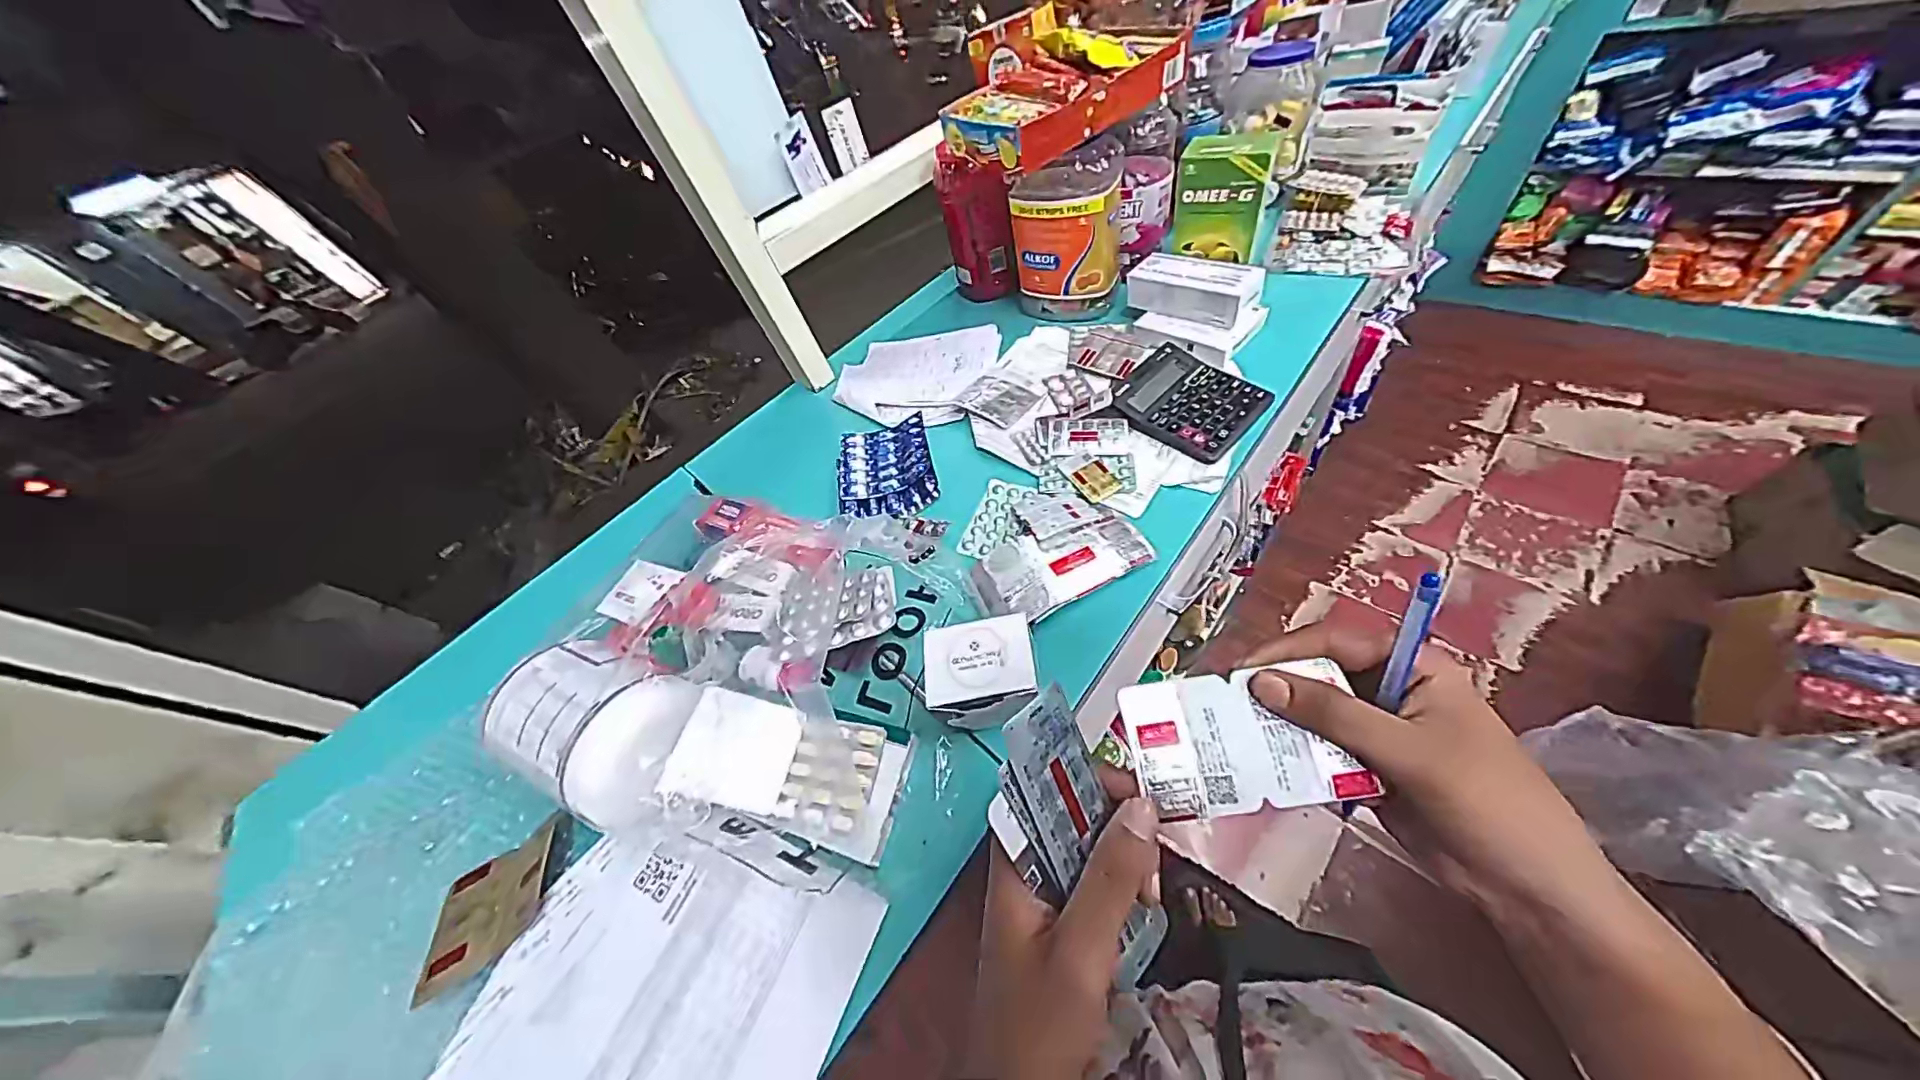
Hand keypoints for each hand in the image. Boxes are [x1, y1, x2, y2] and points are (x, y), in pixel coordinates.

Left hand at [967, 773, 1159, 1079]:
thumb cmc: (1039, 1025)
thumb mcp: (1079, 951)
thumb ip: (1109, 880)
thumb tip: (1141, 807)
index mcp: (1013, 865)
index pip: (1040, 793)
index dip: (1082, 777)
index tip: (1132, 784)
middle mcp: (1026, 871)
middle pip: (1067, 818)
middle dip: (1112, 814)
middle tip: (1158, 825)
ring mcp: (1046, 900)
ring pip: (1086, 850)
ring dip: (1123, 849)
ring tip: (1157, 866)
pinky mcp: (1065, 926)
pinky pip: (1096, 883)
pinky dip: (1123, 880)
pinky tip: (1149, 892)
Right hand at [1240, 624, 1614, 916]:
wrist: (1530, 889)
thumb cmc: (1485, 802)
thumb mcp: (1407, 750)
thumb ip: (1333, 714)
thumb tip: (1260, 682)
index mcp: (1414, 669)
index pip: (1337, 643)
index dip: (1287, 651)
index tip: (1241, 670)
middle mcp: (1391, 692)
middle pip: (1320, 676)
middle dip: (1277, 688)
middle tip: (1228, 702)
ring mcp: (1378, 732)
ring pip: (1314, 715)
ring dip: (1280, 724)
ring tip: (1235, 732)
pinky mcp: (1367, 768)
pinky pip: (1319, 751)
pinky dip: (1293, 756)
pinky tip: (1266, 763)